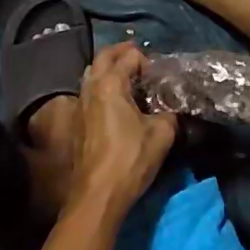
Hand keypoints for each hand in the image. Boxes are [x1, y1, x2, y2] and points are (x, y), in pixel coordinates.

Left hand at [70, 42, 176, 218]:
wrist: (97, 196)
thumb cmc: (130, 159)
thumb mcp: (162, 133)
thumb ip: (170, 113)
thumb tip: (172, 108)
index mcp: (110, 83)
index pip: (129, 56)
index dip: (147, 61)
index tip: (159, 77)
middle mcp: (91, 87)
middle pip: (104, 57)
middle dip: (122, 53)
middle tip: (141, 61)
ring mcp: (80, 104)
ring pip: (92, 73)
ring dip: (108, 69)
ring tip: (128, 79)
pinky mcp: (77, 122)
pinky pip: (89, 92)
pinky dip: (102, 87)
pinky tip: (116, 103)